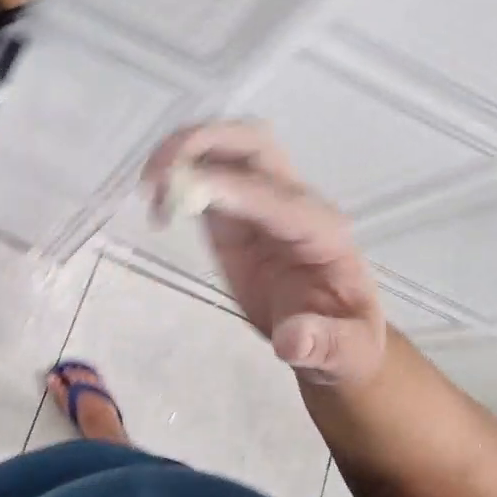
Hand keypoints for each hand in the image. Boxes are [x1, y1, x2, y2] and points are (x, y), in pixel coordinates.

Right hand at [144, 120, 387, 384]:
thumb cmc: (346, 341)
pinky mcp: (235, 213)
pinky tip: (157, 208)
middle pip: (253, 143)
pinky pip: (206, 176)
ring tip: (148, 187)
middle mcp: (293, 202)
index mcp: (323, 229)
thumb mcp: (347, 353)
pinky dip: (177, 177)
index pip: (277, 197)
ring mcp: (261, 202)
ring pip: (225, 148)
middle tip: (159, 173)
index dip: (234, 189)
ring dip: (183, 151)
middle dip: (205, 142)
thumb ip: (326, 344)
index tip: (187, 194)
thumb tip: (293, 340)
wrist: (336, 337)